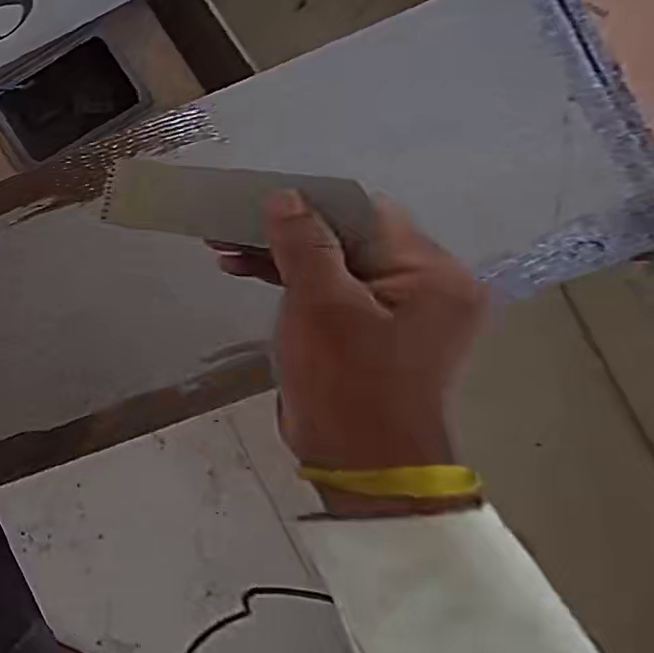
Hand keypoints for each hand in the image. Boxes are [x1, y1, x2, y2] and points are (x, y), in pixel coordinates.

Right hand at [212, 191, 486, 514]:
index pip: (369, 215)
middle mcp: (424, 286)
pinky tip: (244, 274)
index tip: (253, 203)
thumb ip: (304, 246)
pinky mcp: (366, 330)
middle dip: (283, 231)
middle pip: (347, 238)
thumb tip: (284, 197)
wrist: (359, 455)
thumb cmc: (346, 377)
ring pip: (330, 263)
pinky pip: (326, 289)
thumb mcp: (321, 305)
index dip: (310, 203)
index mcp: (432, 275)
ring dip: (277, 254)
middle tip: (224, 228)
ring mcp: (395, 310)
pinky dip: (286, 278)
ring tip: (221, 252)